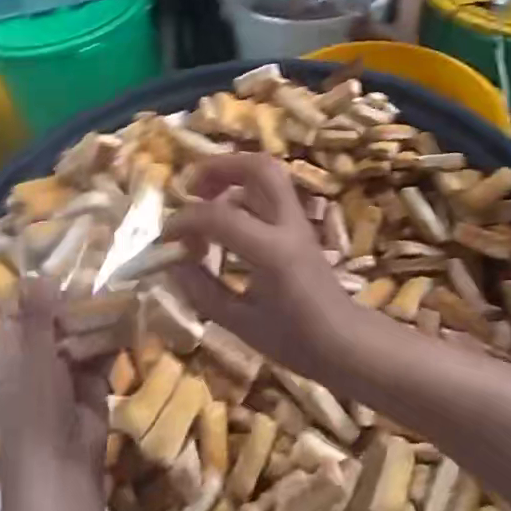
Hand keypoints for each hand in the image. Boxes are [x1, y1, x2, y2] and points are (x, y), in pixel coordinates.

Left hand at [0, 275, 106, 510]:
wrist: (61, 486)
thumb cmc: (35, 420)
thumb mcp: (33, 362)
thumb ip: (37, 318)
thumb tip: (38, 273)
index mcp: (9, 356)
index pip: (17, 312)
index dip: (35, 288)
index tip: (61, 256)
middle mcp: (34, 363)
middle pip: (52, 322)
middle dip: (73, 298)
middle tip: (102, 262)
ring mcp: (63, 378)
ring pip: (79, 337)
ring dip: (96, 316)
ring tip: (120, 281)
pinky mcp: (91, 392)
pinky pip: (101, 357)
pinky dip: (113, 339)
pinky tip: (131, 315)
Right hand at [165, 154, 361, 381]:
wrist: (345, 343)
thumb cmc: (295, 340)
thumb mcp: (240, 323)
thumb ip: (202, 290)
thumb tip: (172, 263)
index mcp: (272, 252)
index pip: (219, 217)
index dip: (184, 222)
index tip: (165, 238)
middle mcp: (288, 225)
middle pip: (259, 168)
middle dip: (219, 167)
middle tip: (190, 187)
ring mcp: (298, 221)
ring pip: (268, 172)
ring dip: (232, 173)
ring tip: (204, 195)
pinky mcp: (300, 224)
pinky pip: (271, 190)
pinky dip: (243, 189)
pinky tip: (226, 214)